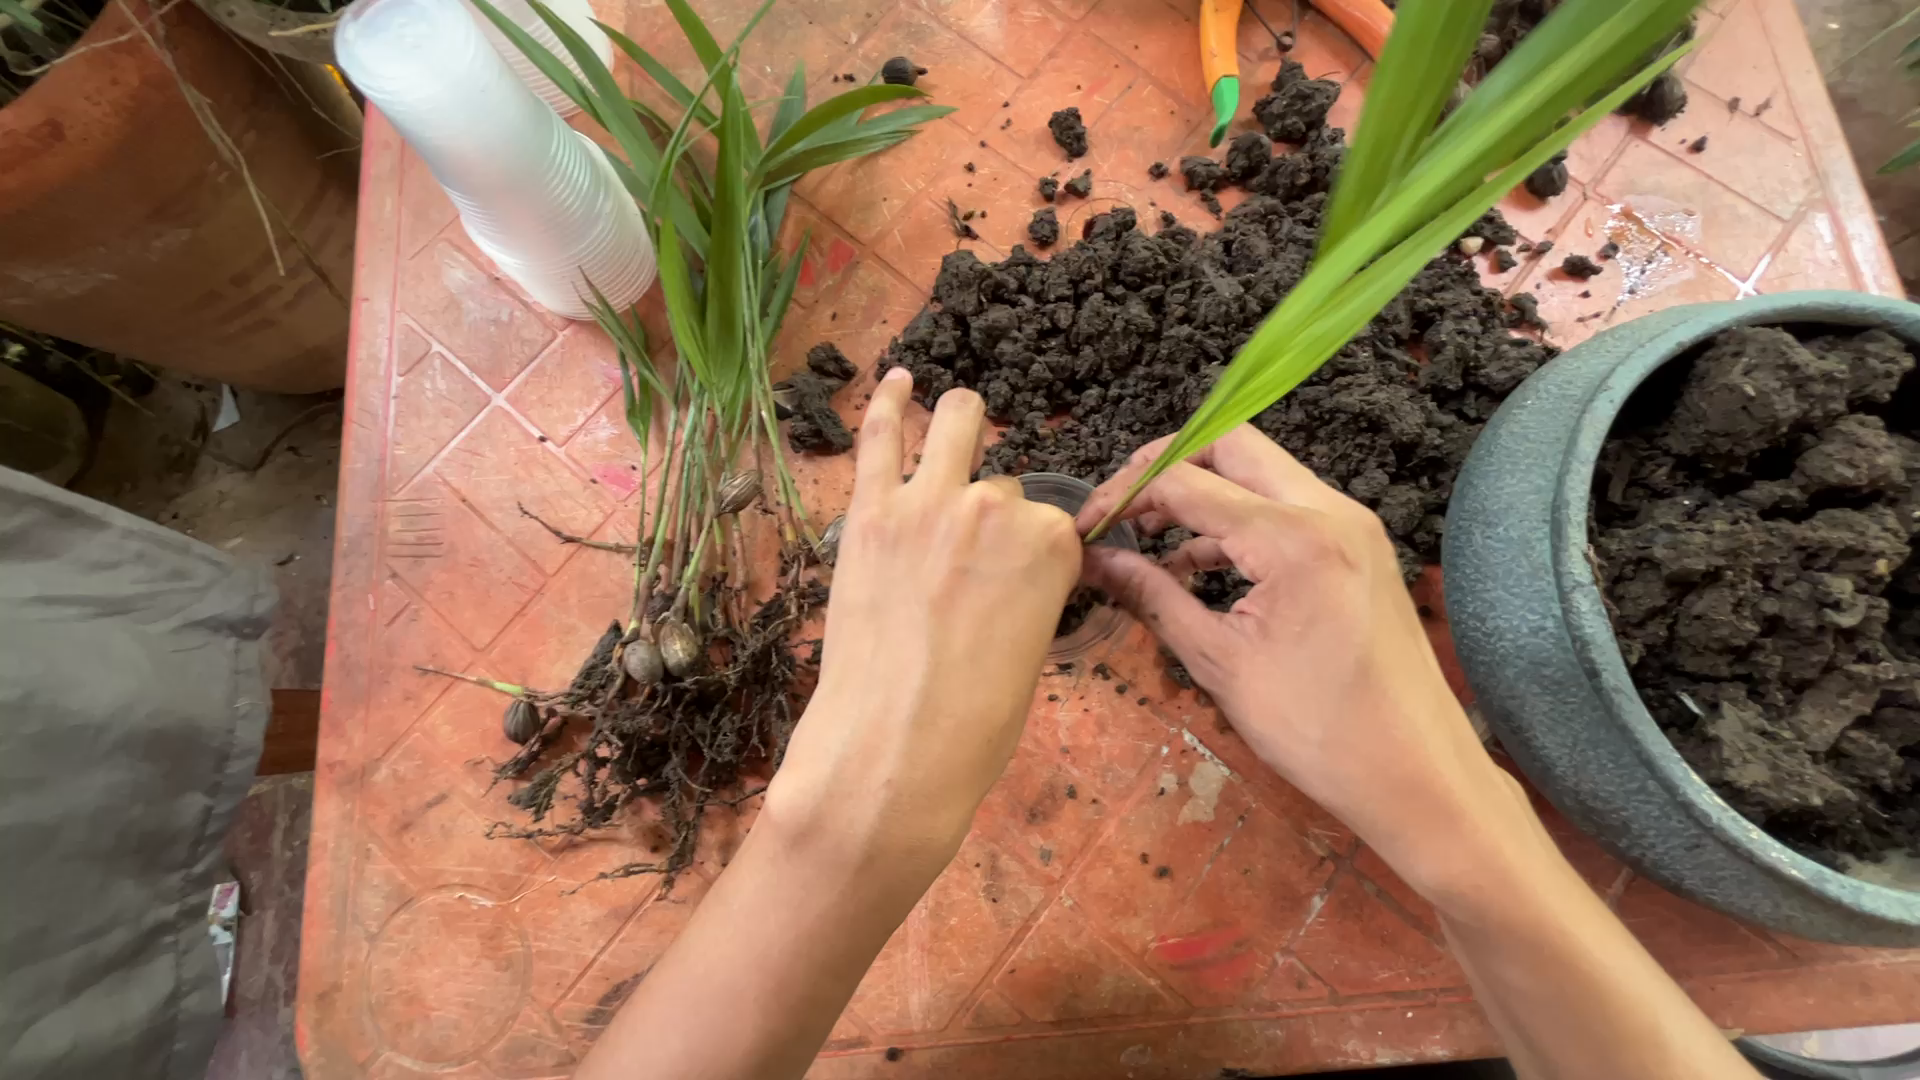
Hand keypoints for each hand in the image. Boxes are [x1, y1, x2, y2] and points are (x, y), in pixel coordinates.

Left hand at [765, 368, 1082, 884]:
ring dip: (960, 424)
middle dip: (992, 515)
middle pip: (1003, 488)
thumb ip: (1026, 594)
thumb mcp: (1029, 653)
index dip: (1034, 555)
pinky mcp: (871, 512)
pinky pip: (879, 436)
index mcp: (1053, 545)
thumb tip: (1008, 578)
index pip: (1052, 526)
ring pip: (957, 423)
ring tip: (956, 424)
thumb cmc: (974, 725)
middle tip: (968, 556)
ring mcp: (930, 501)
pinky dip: (889, 403)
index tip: (1016, 581)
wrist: (893, 749)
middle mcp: (998, 507)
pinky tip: (897, 381)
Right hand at [1076, 425, 1520, 896]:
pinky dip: (1233, 520)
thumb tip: (1097, 561)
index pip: (1186, 483)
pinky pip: (1282, 507)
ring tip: (1147, 534)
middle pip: (1230, 446)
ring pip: (1258, 471)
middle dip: (1165, 465)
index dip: (1124, 495)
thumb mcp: (1218, 662)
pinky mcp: (1356, 546)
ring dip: (1200, 490)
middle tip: (1119, 506)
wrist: (1419, 777)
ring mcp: (1350, 525)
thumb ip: (1153, 597)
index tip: (1086, 525)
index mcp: (1293, 539)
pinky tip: (1194, 562)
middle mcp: (1328, 510)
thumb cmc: (1315, 729)